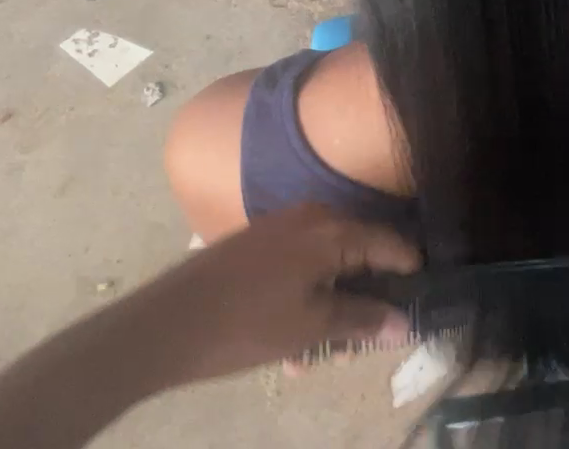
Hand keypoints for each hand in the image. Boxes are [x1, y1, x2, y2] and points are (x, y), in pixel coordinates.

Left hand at [117, 203, 420, 386]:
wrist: (153, 329)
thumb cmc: (242, 325)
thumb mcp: (309, 328)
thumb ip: (363, 321)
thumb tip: (405, 324)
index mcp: (335, 230)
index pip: (394, 244)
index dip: (409, 276)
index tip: (415, 305)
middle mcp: (314, 217)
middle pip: (360, 253)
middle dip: (365, 297)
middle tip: (362, 339)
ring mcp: (281, 226)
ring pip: (327, 263)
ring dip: (332, 303)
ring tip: (319, 352)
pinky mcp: (255, 243)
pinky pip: (299, 263)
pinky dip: (305, 293)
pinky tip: (290, 337)